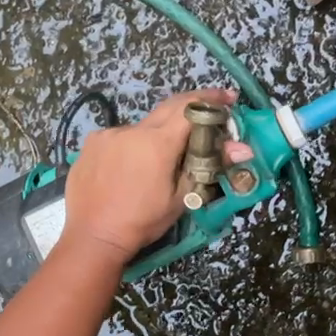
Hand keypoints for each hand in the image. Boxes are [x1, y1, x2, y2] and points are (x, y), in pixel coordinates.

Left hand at [62, 89, 251, 258]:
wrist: (93, 237)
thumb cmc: (142, 222)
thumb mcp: (182, 198)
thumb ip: (210, 167)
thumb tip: (244, 148)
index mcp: (157, 142)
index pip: (190, 108)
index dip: (212, 100)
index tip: (228, 98)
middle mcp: (132, 130)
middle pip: (168, 109)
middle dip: (191, 110)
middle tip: (209, 117)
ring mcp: (108, 135)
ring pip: (142, 127)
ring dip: (157, 135)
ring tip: (160, 162)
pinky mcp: (91, 144)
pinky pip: (120, 137)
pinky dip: (132, 146)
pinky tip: (131, 168)